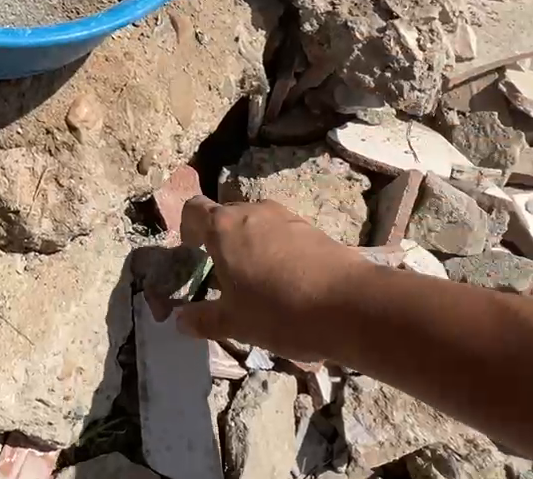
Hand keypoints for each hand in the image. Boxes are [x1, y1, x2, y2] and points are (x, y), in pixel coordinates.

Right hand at [173, 195, 379, 360]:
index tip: (192, 248)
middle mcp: (251, 211)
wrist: (352, 306)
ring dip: (252, 243)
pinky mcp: (313, 229)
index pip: (194, 209)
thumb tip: (180, 322)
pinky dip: (279, 249)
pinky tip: (291, 282)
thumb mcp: (236, 323)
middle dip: (221, 237)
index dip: (188, 226)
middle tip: (226, 271)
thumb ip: (204, 320)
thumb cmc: (280, 310)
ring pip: (257, 223)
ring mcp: (285, 217)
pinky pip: (284, 233)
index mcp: (223, 227)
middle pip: (226, 215)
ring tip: (261, 278)